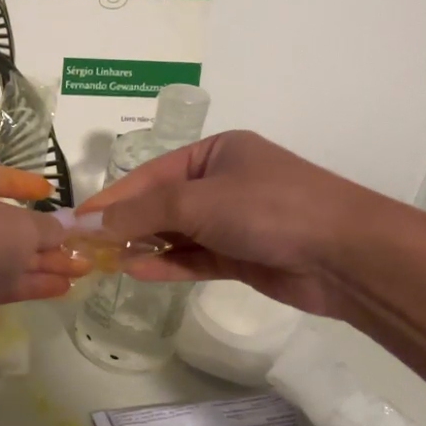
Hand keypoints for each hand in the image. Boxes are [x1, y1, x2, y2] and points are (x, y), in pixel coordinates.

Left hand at [0, 160, 85, 376]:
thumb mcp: (16, 227)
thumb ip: (44, 226)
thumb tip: (63, 226)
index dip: (19, 182)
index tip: (50, 193)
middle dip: (41, 232)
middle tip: (79, 241)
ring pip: (1, 253)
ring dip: (41, 260)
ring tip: (82, 268)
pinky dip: (27, 282)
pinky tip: (62, 288)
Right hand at [77, 130, 390, 318]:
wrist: (348, 256)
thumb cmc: (270, 208)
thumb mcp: (196, 200)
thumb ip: (139, 213)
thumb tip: (88, 224)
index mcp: (216, 153)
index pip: (150, 174)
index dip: (112, 198)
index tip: (77, 220)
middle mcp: (223, 183)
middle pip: (161, 203)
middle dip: (125, 224)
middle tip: (85, 246)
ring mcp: (235, 220)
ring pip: (176, 233)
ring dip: (143, 246)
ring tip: (104, 262)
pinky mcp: (243, 256)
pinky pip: (195, 257)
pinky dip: (167, 264)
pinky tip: (136, 273)